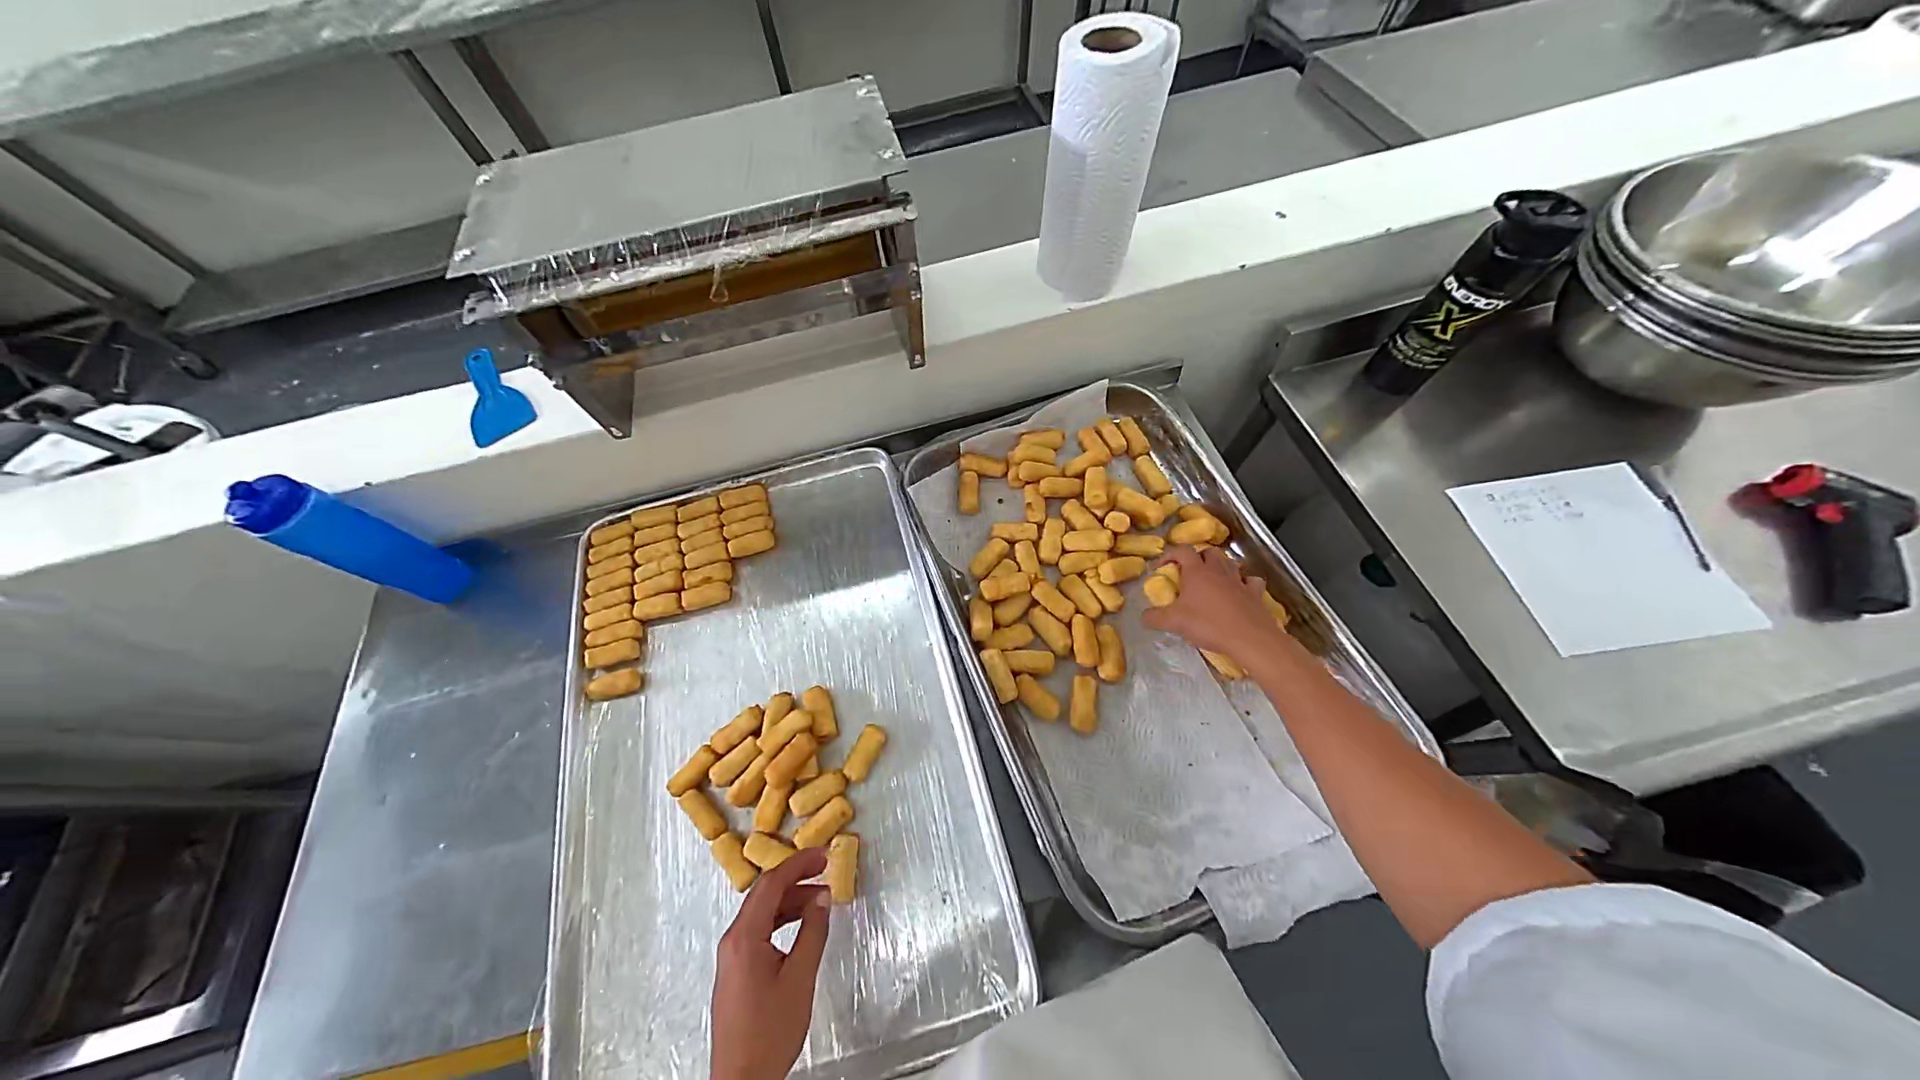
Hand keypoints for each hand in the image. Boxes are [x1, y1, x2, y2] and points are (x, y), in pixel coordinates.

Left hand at [711, 847, 830, 1079]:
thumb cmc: (770, 1032)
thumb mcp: (800, 977)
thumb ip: (813, 932)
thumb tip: (821, 898)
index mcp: (744, 937)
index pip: (772, 884)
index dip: (799, 864)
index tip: (823, 855)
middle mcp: (733, 941)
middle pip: (764, 894)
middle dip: (795, 877)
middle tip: (824, 868)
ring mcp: (731, 956)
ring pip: (762, 912)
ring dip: (790, 899)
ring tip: (819, 897)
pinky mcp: (736, 970)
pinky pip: (758, 930)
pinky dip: (781, 919)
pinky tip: (801, 923)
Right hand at [1143, 546, 1293, 668]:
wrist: (1249, 637)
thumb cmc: (1208, 624)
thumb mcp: (1173, 622)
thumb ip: (1154, 617)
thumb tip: (1143, 616)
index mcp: (1197, 571)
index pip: (1182, 550)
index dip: (1170, 554)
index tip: (1162, 567)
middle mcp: (1218, 570)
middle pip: (1209, 552)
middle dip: (1198, 557)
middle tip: (1189, 572)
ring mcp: (1239, 580)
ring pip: (1230, 563)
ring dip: (1220, 567)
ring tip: (1213, 579)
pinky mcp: (1255, 593)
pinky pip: (1251, 580)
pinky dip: (1245, 582)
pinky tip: (1241, 590)